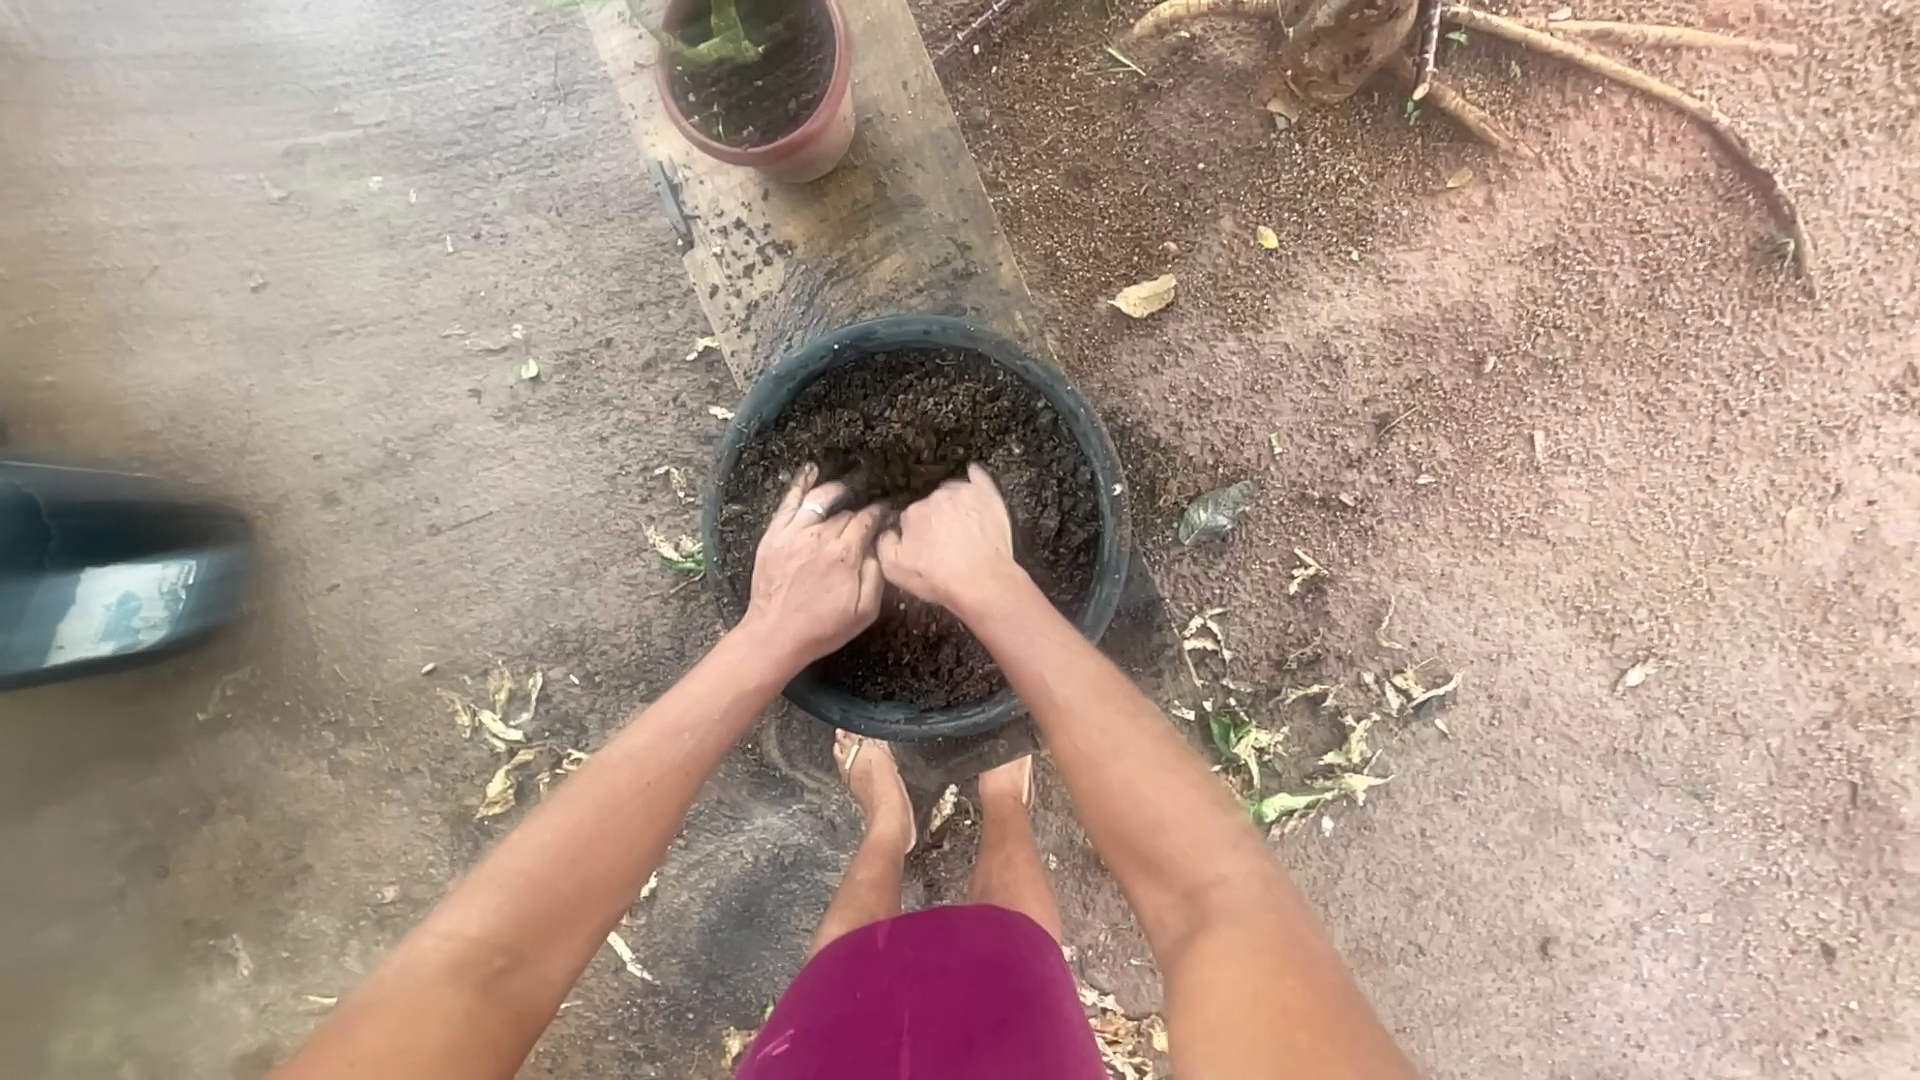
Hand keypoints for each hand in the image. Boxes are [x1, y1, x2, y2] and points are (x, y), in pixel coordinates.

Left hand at [737, 464, 885, 668]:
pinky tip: (810, 472)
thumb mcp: (865, 610)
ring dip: (836, 490)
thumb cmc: (823, 628)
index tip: (886, 512)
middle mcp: (820, 537)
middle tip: (868, 508)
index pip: (868, 520)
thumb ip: (877, 574)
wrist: (776, 635)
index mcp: (845, 554)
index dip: (880, 513)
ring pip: (820, 499)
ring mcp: (794, 534)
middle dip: (861, 507)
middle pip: (846, 511)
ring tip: (846, 489)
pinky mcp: (774, 536)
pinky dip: (799, 484)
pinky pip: (788, 503)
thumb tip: (879, 547)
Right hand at [876, 463, 1026, 616]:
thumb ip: (884, 544)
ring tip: (962, 528)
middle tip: (944, 542)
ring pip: (952, 492)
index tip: (924, 545)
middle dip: (935, 519)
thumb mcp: (894, 570)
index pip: (909, 516)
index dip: (916, 532)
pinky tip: (973, 481)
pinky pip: (978, 477)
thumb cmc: (942, 579)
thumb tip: (888, 532)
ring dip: (953, 505)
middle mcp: (935, 498)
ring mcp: (962, 493)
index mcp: (912, 514)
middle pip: (930, 503)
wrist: (982, 582)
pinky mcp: (986, 494)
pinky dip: (974, 478)